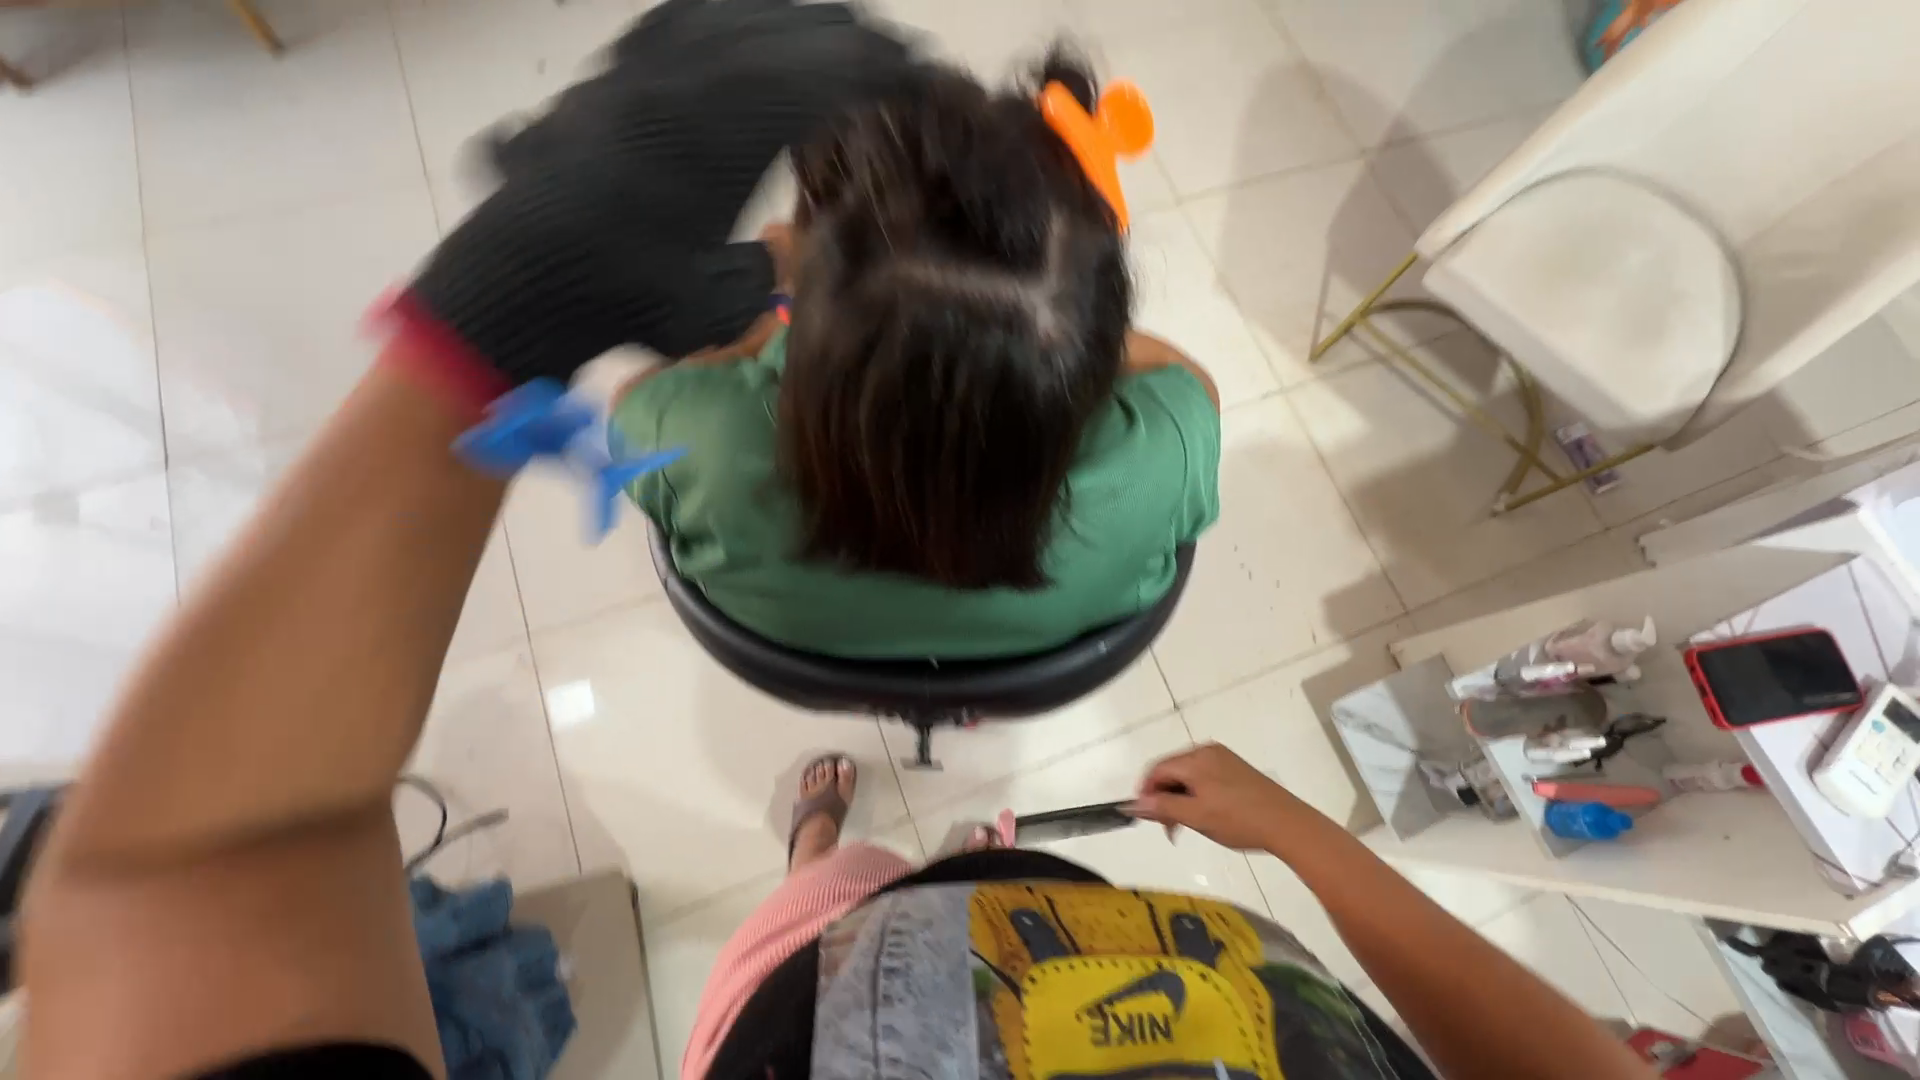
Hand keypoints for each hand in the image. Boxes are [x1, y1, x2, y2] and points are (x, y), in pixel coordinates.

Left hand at [389, 0, 917, 392]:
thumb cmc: (624, 299)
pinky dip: (729, 16)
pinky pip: (680, 18)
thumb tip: (772, 255)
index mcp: (720, 131)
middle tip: (896, 53)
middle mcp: (683, 81)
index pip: (817, 80)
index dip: (876, 74)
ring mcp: (642, 68)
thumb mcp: (716, 307)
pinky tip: (746, 26)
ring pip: (732, 12)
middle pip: (783, 32)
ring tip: (836, 29)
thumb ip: (760, 274)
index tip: (920, 76)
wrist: (522, 277)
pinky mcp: (613, 73)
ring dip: (794, 19)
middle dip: (849, 39)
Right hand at [1128, 743, 1324, 851]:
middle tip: (1169, 829)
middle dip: (1164, 797)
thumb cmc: (1238, 821)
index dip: (1146, 792)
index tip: (1146, 818)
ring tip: (1187, 825)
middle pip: (1172, 770)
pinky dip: (1197, 794)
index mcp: (1195, 758)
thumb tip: (1132, 804)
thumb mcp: (1196, 816)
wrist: (1289, 825)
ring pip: (1188, 775)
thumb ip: (1162, 807)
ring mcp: (1224, 759)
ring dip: (1180, 798)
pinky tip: (1206, 815)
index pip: (1157, 769)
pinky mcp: (1236, 769)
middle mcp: (1207, 751)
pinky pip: (1205, 777)